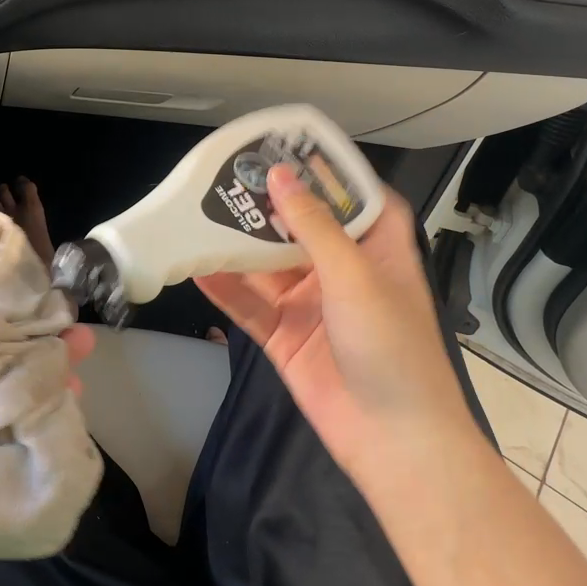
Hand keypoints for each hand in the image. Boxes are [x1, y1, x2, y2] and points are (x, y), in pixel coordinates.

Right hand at [196, 165, 479, 476]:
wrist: (393, 441)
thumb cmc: (391, 349)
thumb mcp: (355, 277)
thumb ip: (313, 227)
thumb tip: (279, 176)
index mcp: (376, 251)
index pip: (355, 198)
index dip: (326, 171)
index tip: (286, 145)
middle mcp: (342, 271)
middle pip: (298, 226)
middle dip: (264, 204)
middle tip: (222, 175)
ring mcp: (309, 303)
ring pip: (265, 263)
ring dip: (235, 244)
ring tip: (195, 213)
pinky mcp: (283, 334)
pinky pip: (247, 302)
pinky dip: (222, 287)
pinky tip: (193, 266)